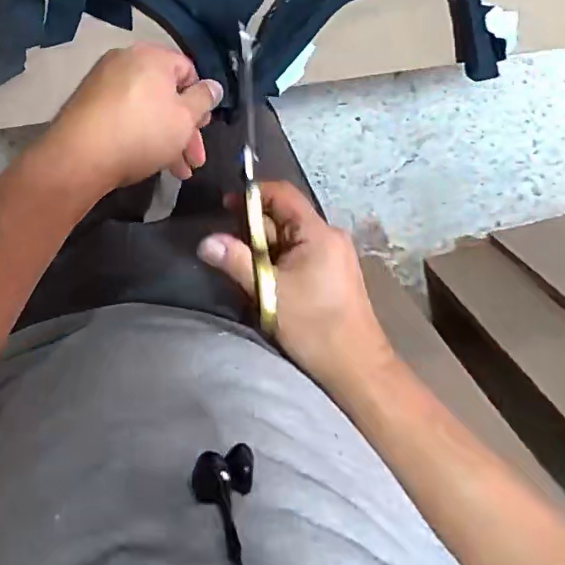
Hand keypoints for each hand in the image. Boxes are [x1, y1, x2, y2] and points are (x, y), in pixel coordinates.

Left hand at [39, 43, 223, 193]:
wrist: (79, 156)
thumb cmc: (142, 132)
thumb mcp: (185, 119)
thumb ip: (204, 100)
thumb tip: (213, 86)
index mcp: (151, 56)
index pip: (188, 70)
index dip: (201, 100)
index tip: (204, 128)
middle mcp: (125, 61)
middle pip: (167, 93)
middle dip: (185, 129)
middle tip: (195, 156)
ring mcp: (103, 82)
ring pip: (147, 109)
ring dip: (167, 139)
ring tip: (179, 171)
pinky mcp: (88, 105)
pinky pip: (125, 115)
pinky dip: (140, 135)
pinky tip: (152, 163)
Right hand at [198, 181, 393, 388]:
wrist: (359, 370)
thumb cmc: (315, 327)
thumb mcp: (268, 292)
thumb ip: (236, 261)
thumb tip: (206, 241)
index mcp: (318, 233)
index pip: (282, 193)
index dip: (253, 194)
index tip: (226, 206)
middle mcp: (330, 236)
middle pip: (285, 215)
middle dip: (255, 226)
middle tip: (229, 243)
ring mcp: (335, 255)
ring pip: (291, 237)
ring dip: (265, 246)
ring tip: (244, 265)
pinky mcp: (335, 273)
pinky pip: (301, 252)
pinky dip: (280, 259)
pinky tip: (267, 279)